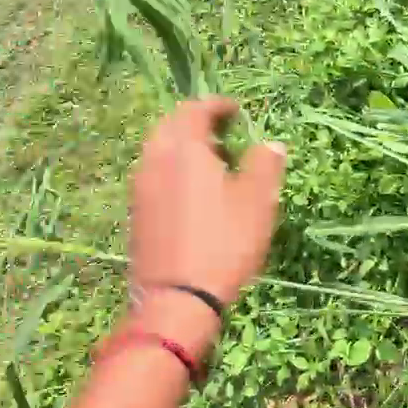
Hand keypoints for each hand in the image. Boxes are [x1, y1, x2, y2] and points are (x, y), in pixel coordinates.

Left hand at [127, 98, 285, 334]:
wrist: (176, 302)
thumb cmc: (223, 243)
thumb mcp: (257, 201)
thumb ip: (265, 165)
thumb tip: (270, 144)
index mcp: (184, 148)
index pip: (195, 110)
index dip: (217, 105)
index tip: (236, 110)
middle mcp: (156, 160)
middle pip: (170, 125)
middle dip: (196, 122)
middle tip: (224, 132)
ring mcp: (141, 188)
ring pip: (159, 150)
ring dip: (184, 146)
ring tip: (213, 162)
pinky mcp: (137, 213)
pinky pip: (154, 174)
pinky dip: (173, 169)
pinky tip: (196, 192)